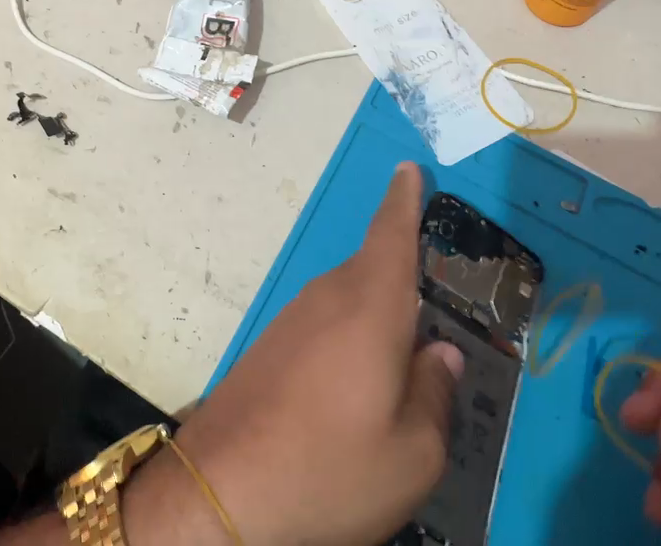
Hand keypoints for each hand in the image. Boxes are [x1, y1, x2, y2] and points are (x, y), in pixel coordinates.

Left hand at [124, 163, 463, 545]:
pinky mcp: (269, 348)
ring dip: (378, 325)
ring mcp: (291, 322)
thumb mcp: (412, 455)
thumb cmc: (330, 470)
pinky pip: (325, 328)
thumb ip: (435, 395)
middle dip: (407, 286)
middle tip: (439, 317)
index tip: (407, 167)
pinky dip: (350, 344)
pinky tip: (356, 391)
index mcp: (369, 308)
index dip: (404, 200)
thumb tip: (441, 354)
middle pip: (376, 274)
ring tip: (403, 370)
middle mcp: (327, 299)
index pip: (392, 236)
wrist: (219, 493)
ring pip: (350, 305)